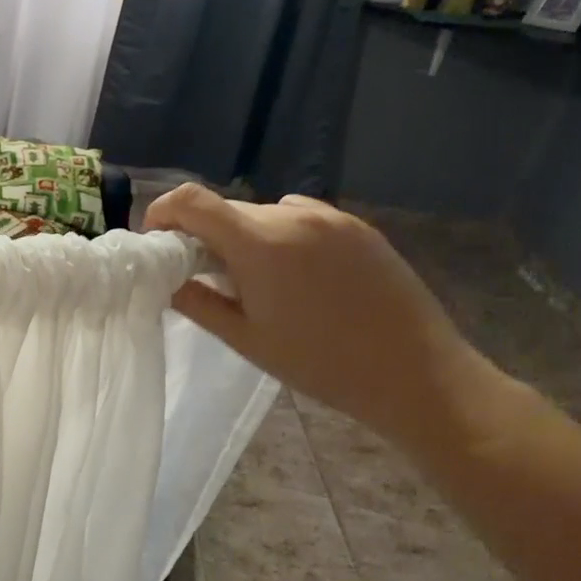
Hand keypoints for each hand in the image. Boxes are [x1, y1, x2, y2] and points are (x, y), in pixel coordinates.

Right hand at [143, 185, 494, 445]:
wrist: (421, 379)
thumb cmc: (322, 364)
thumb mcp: (244, 338)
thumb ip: (194, 299)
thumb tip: (165, 276)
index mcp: (259, 243)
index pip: (189, 200)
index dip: (161, 212)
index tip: (158, 242)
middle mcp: (292, 216)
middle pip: (225, 209)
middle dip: (205, 234)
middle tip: (207, 274)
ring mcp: (331, 219)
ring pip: (262, 213)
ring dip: (245, 236)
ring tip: (260, 279)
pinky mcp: (359, 228)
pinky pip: (300, 218)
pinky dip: (282, 236)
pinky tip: (300, 276)